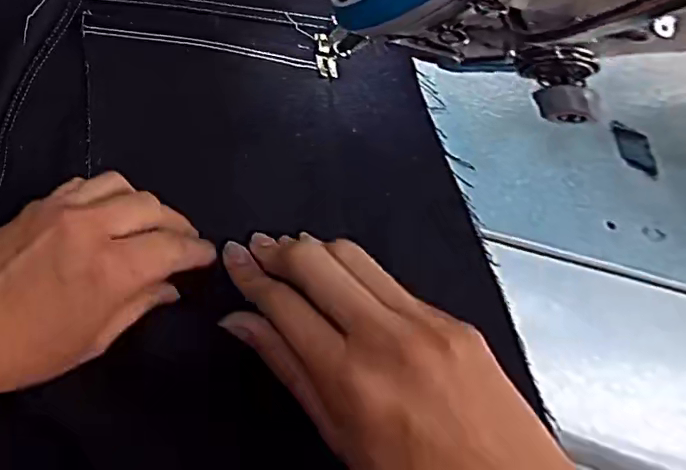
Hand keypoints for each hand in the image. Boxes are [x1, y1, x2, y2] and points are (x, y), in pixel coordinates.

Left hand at [0, 172, 215, 401]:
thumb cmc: (26, 350)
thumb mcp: (91, 341)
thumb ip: (137, 306)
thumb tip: (169, 287)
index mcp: (110, 269)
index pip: (171, 245)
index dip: (196, 250)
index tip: (207, 255)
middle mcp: (93, 226)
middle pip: (153, 207)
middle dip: (177, 223)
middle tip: (184, 241)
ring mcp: (66, 206)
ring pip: (123, 185)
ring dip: (144, 203)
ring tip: (149, 224)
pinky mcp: (44, 199)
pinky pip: (90, 183)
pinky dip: (109, 194)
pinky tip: (108, 212)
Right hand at [220, 234, 570, 469]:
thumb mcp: (342, 439)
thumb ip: (288, 370)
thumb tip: (243, 324)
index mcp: (350, 380)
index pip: (282, 303)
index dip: (249, 275)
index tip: (235, 259)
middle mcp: (384, 339)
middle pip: (311, 261)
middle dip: (275, 248)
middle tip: (257, 247)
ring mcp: (422, 322)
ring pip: (348, 252)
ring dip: (312, 247)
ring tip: (291, 251)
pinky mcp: (451, 317)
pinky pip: (389, 276)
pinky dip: (357, 271)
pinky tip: (345, 280)